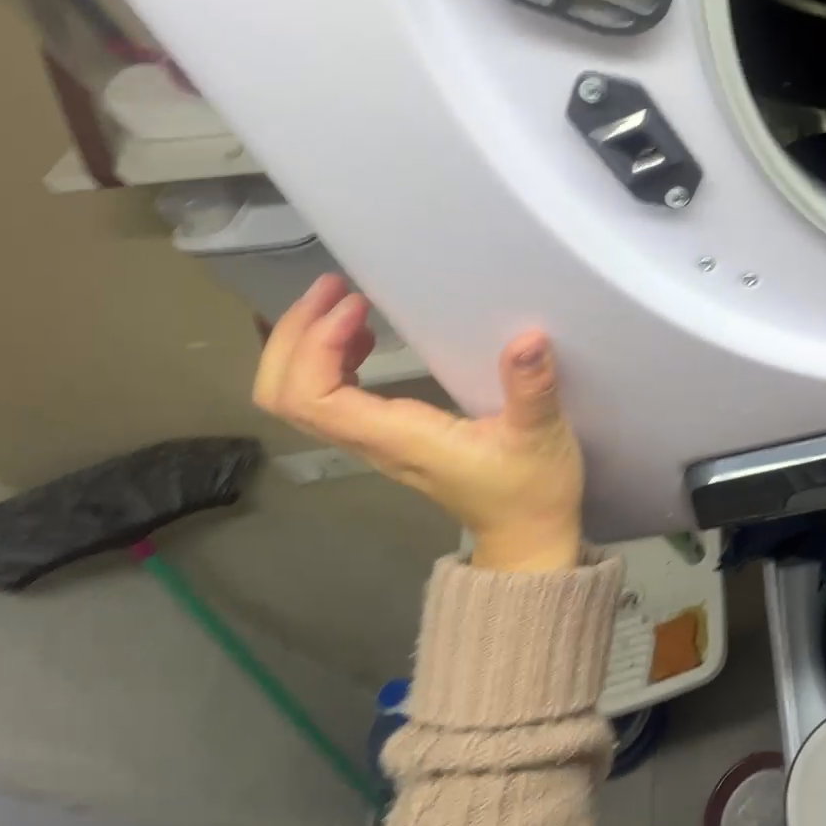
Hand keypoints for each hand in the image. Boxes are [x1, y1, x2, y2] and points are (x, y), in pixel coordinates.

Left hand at [253, 274, 584, 572]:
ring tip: (345, 303)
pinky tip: (367, 337)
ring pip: (299, 397)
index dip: (316, 345)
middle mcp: (372, 442)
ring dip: (306, 345)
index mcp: (398, 439)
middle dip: (294, 337)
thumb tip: (528, 337)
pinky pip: (329, 399)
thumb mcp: (541, 435)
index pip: (313, 397)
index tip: (356, 305)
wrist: (528, 536)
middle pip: (284, 395)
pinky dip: (330, 361)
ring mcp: (375, 443)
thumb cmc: (533, 489)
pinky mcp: (389, 439)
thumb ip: (532, 388)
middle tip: (333, 290)